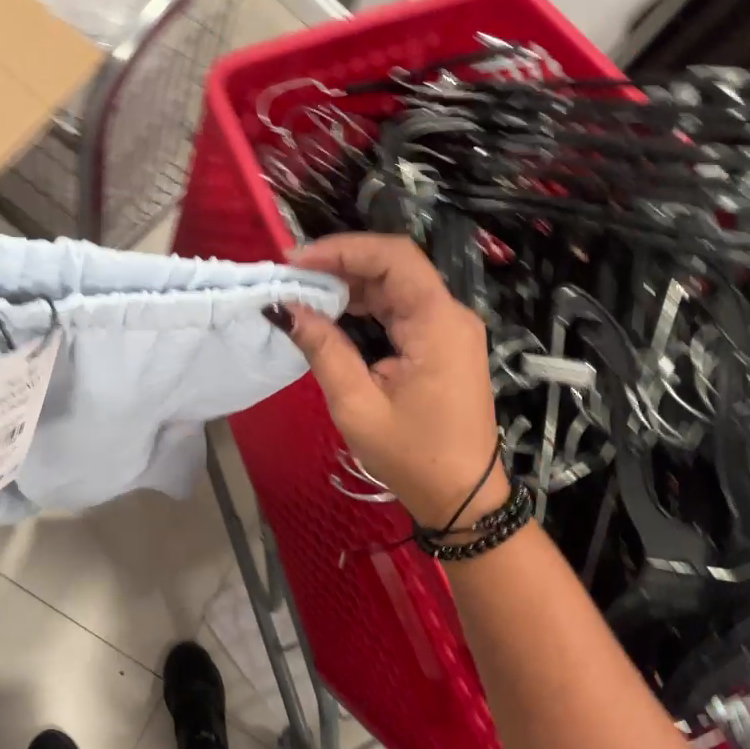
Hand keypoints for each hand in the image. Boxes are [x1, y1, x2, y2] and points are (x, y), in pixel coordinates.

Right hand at [270, 233, 506, 528]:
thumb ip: (323, 349)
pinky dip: (367, 306)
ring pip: (396, 285)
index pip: (392, 257)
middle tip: (292, 276)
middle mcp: (450, 315)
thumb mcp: (357, 405)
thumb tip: (286, 308)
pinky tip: (334, 313)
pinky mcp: (442, 344)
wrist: (463, 499)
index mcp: (437, 323)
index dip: (342, 249)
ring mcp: (449, 329)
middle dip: (341, 264)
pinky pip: (402, 309)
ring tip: (304, 293)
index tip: (296, 261)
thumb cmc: (412, 456)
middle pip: (395, 266)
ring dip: (351, 284)